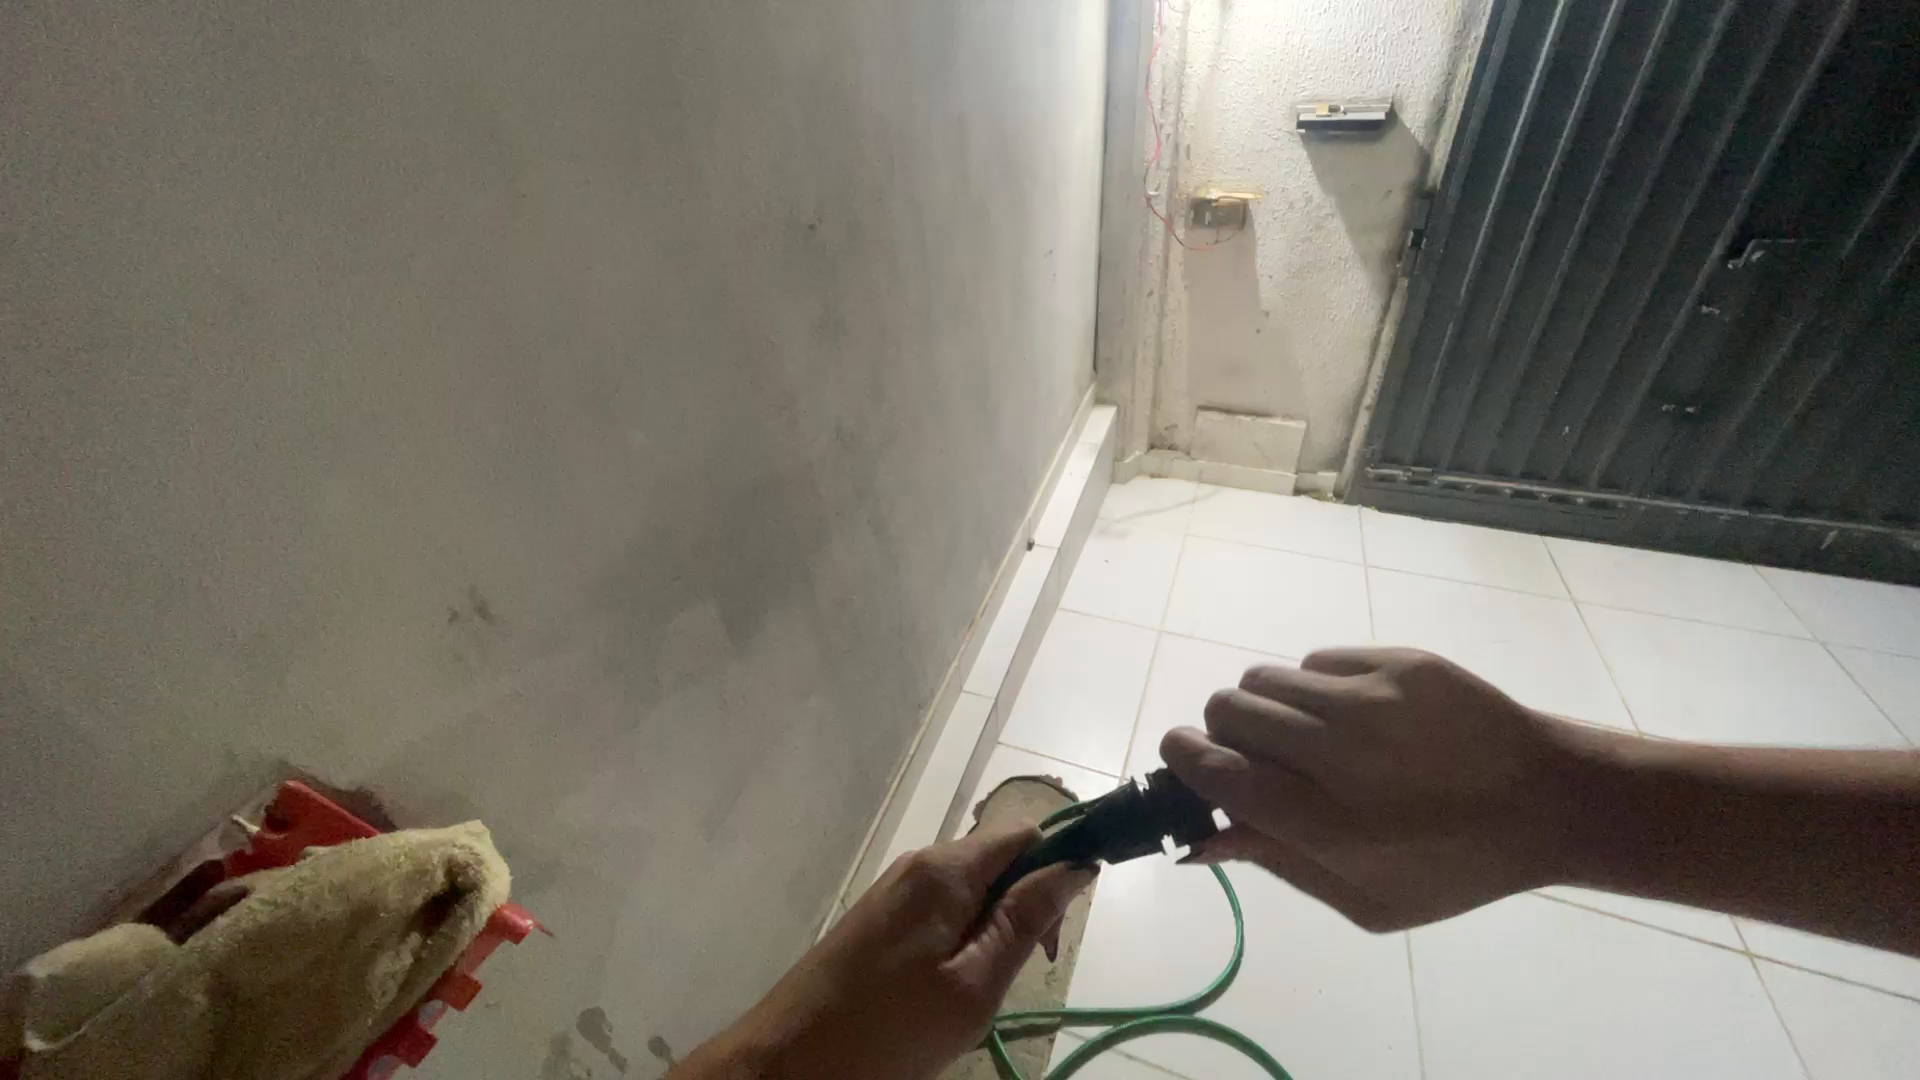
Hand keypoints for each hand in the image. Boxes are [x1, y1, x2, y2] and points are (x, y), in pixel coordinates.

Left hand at [671, 823, 1095, 1079]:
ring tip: (988, 987)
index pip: (1023, 833)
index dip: (1058, 862)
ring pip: (971, 887)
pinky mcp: (881, 914)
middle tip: (1026, 971)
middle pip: (998, 859)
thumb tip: (1073, 864)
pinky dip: (965, 935)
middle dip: (1027, 902)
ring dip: (996, 925)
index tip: (1069, 919)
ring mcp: (897, 887)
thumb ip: (1024, 921)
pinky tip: (954, 985)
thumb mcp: (972, 986)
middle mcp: (921, 862)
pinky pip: (942, 906)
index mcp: (945, 869)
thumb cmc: (887, 1030)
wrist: (784, 1062)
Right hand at [1161, 647, 1592, 931]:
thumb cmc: (1453, 864)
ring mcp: (1369, 697)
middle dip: (1225, 732)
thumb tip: (1197, 837)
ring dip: (1267, 705)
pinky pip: (1313, 660)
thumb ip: (1276, 863)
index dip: (1182, 756)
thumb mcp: (1366, 899)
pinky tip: (1356, 712)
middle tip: (1261, 754)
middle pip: (1226, 710)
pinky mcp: (1395, 661)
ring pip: (1261, 677)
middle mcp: (1339, 752)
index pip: (1216, 769)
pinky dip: (1314, 686)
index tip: (1181, 756)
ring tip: (1307, 729)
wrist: (1556, 799)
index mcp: (1329, 823)